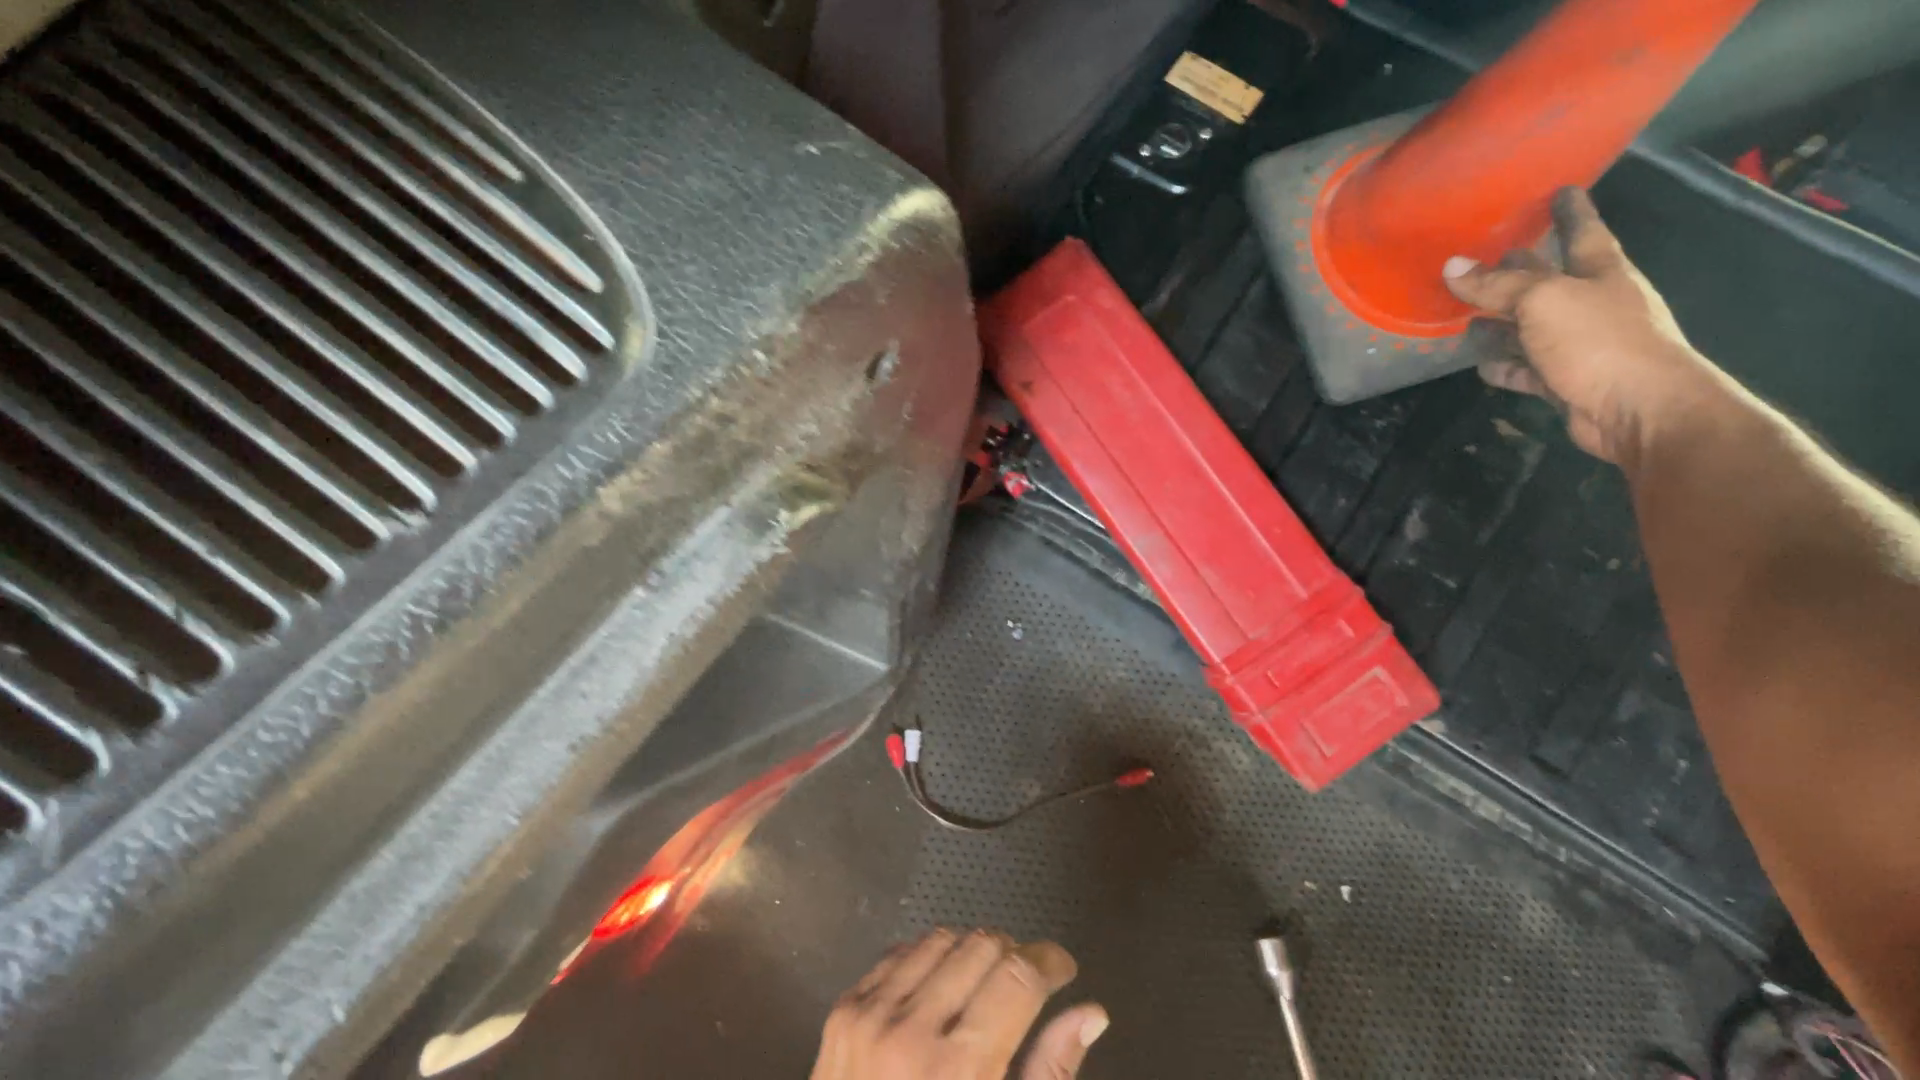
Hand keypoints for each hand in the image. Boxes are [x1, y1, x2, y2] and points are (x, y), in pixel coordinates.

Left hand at [810, 928, 1108, 1079]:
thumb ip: (1050, 1073)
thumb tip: (1093, 1014)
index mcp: (959, 1069)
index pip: (1019, 975)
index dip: (1050, 961)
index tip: (1064, 970)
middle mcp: (912, 1029)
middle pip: (983, 946)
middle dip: (1014, 955)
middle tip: (1024, 984)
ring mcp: (871, 1015)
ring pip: (942, 940)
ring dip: (972, 952)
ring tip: (983, 984)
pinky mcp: (843, 1010)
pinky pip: (900, 953)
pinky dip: (930, 959)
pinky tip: (940, 989)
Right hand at [1441, 187, 1729, 469]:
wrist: (1639, 409)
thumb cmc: (1600, 340)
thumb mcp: (1544, 301)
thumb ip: (1497, 285)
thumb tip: (1452, 266)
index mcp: (1601, 272)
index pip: (1583, 232)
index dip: (1571, 212)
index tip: (1562, 190)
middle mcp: (1592, 304)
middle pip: (1546, 283)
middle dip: (1518, 273)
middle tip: (1482, 261)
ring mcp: (1579, 345)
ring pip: (1530, 329)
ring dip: (1500, 325)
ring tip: (1465, 320)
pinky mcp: (1565, 382)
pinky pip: (1525, 369)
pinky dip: (1504, 366)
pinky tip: (1481, 365)